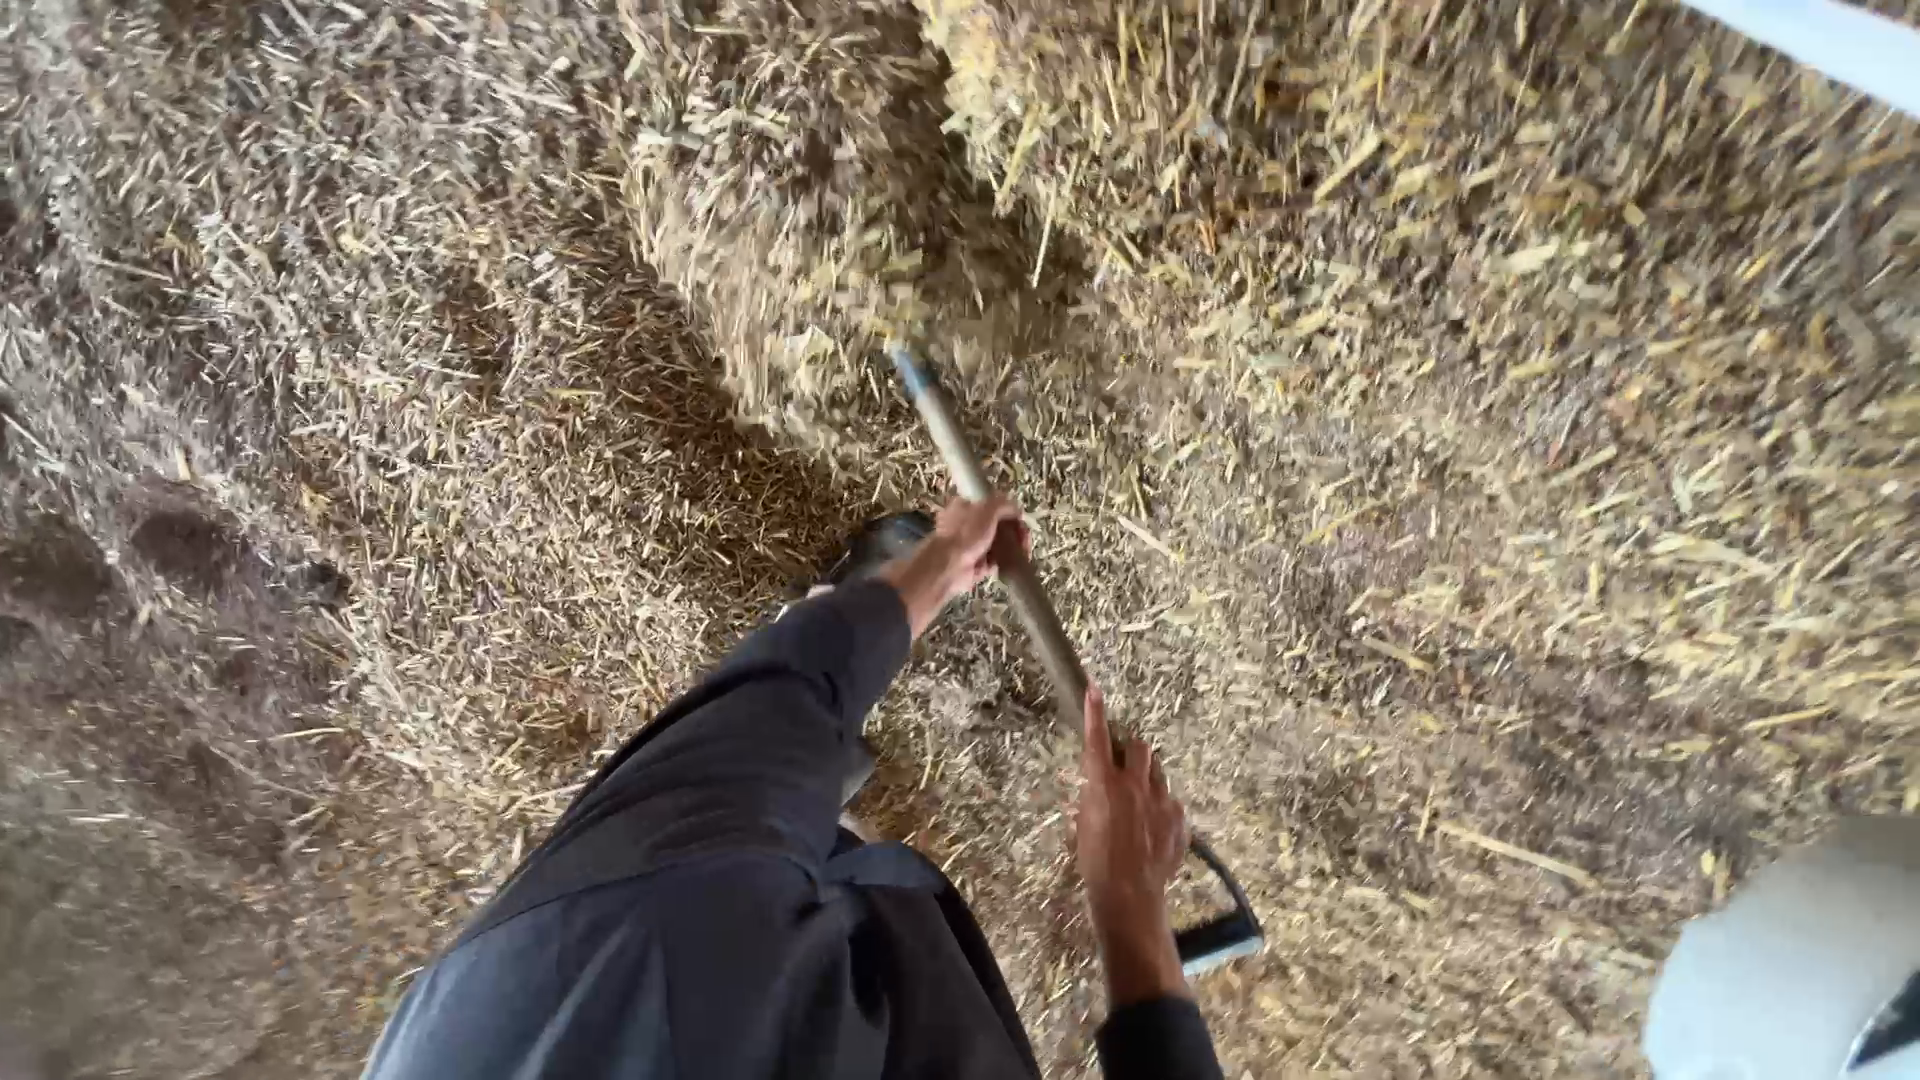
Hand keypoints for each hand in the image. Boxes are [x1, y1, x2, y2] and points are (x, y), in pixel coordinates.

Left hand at [877, 495, 1024, 637]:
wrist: (949, 566)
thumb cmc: (966, 533)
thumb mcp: (988, 509)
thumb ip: (1004, 504)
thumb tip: (1015, 509)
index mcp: (965, 506)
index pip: (993, 505)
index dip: (1009, 512)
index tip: (1020, 521)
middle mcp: (966, 524)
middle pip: (997, 525)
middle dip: (1013, 532)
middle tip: (1023, 541)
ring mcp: (969, 545)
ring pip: (997, 544)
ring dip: (1011, 548)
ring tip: (1021, 554)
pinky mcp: (974, 563)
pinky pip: (994, 561)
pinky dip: (1004, 562)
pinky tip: (1012, 563)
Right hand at [1076, 683, 1190, 1005]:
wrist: (1129, 898)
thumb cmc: (1095, 863)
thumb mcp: (1082, 826)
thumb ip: (1090, 799)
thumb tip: (1092, 789)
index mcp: (1104, 785)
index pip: (1097, 738)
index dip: (1094, 711)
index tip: (1094, 689)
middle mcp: (1135, 786)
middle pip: (1139, 747)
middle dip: (1131, 750)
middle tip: (1124, 765)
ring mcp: (1162, 802)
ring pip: (1158, 772)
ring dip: (1147, 777)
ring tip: (1139, 800)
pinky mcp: (1180, 821)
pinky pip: (1170, 802)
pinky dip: (1161, 808)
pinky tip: (1152, 830)